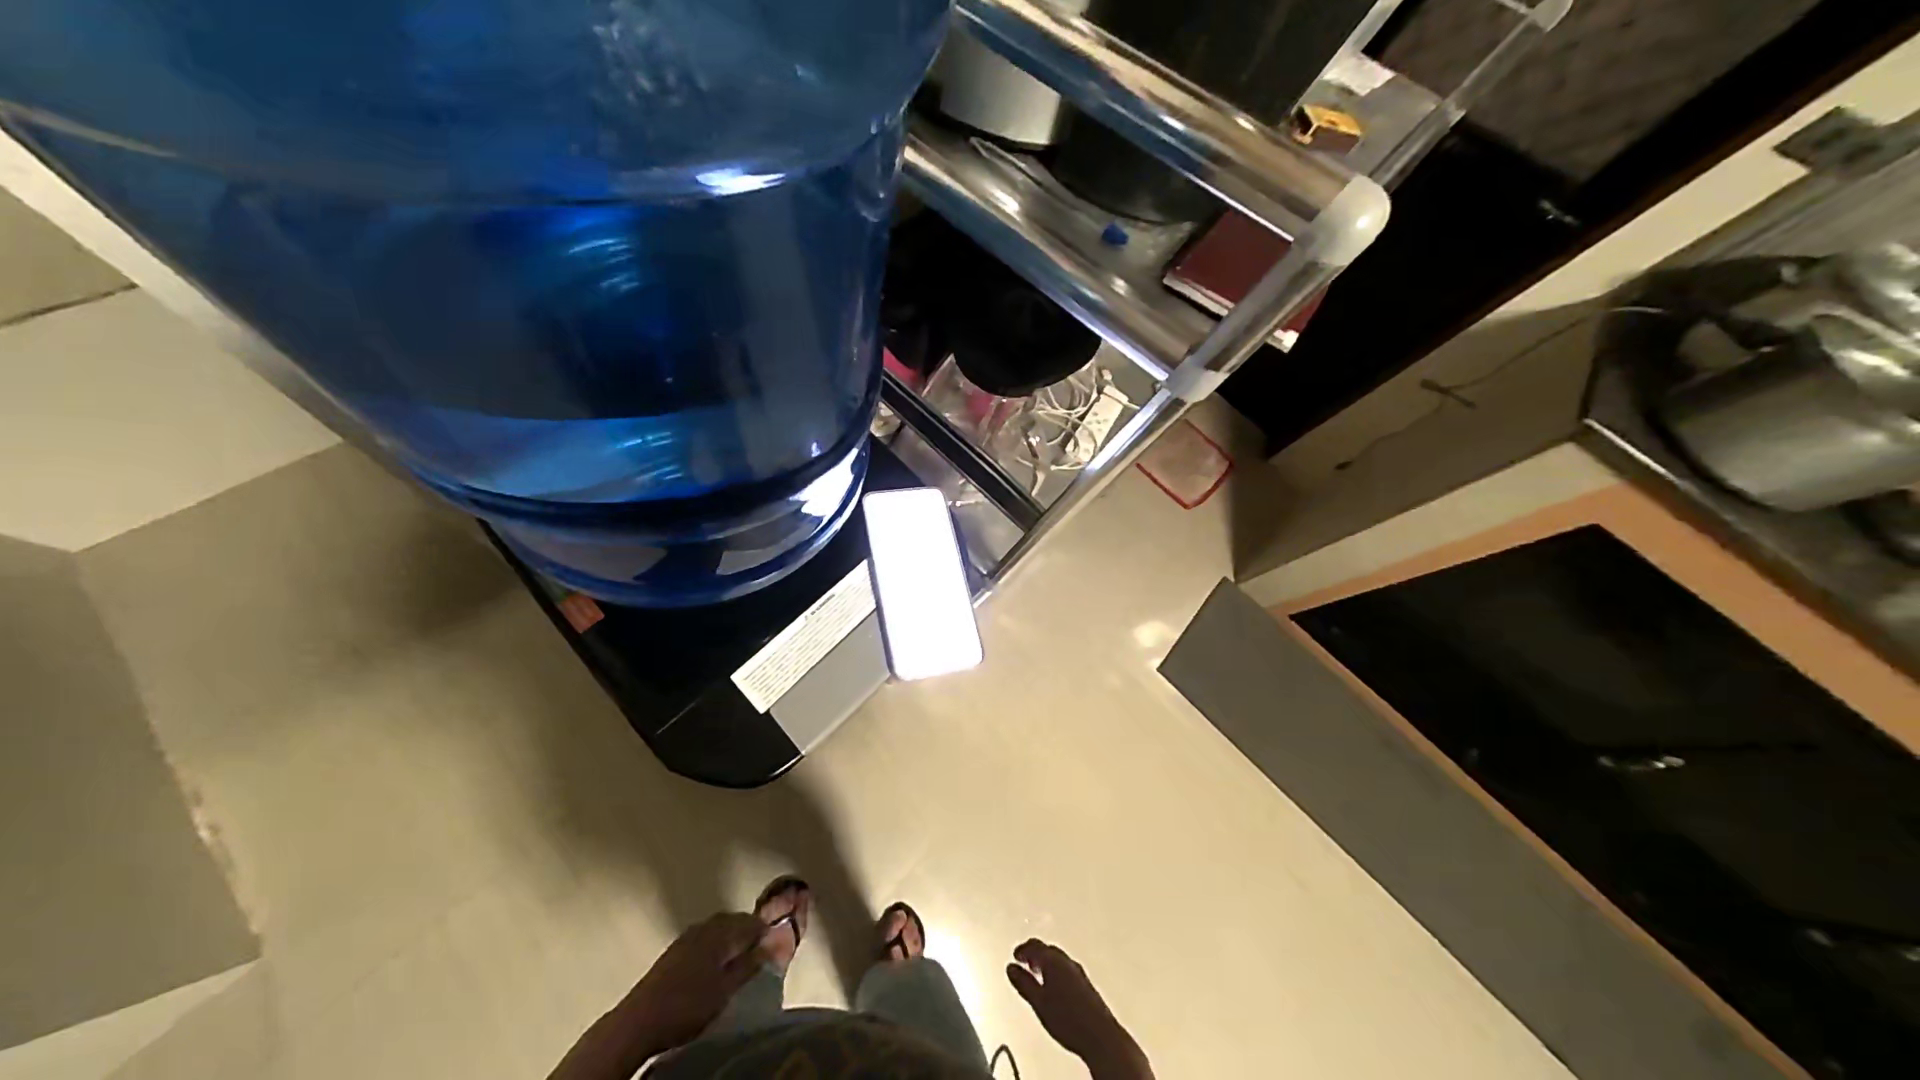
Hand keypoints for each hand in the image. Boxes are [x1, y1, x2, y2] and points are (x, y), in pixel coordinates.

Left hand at [621, 912, 767, 1052]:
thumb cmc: (689, 1005)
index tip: (774, 946)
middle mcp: (705, 926)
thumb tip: (772, 944)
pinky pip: (704, 936)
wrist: (639, 1021)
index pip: (752, 921)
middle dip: (748, 931)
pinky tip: (713, 963)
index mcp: (721, 932)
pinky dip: (714, 944)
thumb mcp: (727, 990)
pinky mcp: (674, 949)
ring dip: (730, 937)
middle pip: (734, 920)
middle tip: (758, 952)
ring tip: (737, 959)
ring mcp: (687, 936)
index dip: (766, 932)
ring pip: (718, 927)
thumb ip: (751, 964)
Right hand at [1006, 940, 1151, 1079]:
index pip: (1035, 946)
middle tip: (1023, 962)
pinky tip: (1053, 986)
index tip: (1015, 955)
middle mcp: (1067, 962)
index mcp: (1054, 961)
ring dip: (1045, 963)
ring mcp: (1078, 973)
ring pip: (1057, 960)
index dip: (1022, 949)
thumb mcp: (1038, 1002)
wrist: (1100, 1036)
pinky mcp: (1086, 985)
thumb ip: (1023, 983)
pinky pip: (1066, 970)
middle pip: (1047, 950)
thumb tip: (1012, 969)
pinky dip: (1055, 972)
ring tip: (1036, 974)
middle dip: (1033, 954)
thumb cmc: (1068, 1019)